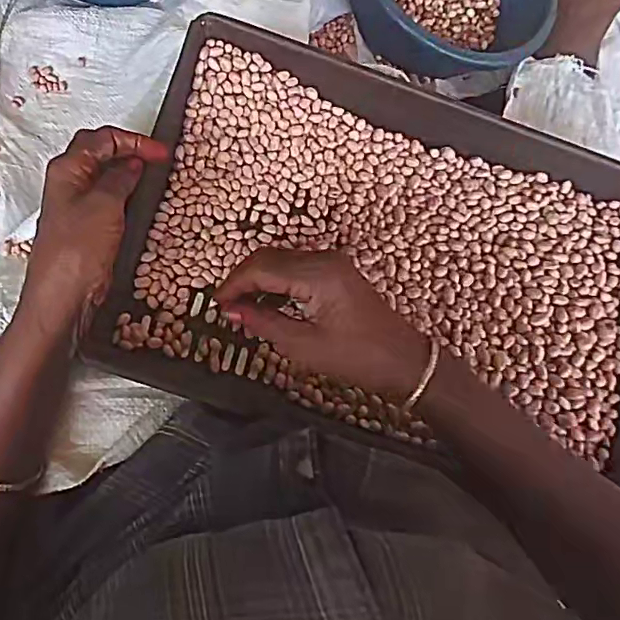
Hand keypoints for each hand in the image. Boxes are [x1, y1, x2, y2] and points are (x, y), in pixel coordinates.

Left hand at [21, 126, 169, 333]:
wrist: (63, 297)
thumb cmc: (76, 251)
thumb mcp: (105, 204)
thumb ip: (120, 178)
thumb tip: (133, 163)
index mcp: (67, 169)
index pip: (102, 139)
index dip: (133, 140)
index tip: (160, 152)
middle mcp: (69, 185)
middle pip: (101, 153)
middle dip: (130, 150)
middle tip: (158, 158)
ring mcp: (78, 207)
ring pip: (106, 179)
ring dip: (129, 174)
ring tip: (154, 178)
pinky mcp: (88, 229)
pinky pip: (109, 203)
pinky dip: (127, 197)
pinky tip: (142, 204)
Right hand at [215, 248, 430, 398]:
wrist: (404, 361)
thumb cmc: (357, 359)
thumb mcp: (304, 346)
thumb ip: (264, 323)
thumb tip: (231, 311)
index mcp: (318, 275)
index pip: (261, 269)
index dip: (234, 285)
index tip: (216, 305)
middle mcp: (324, 259)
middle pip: (268, 258)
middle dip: (242, 279)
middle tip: (225, 306)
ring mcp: (332, 263)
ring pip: (279, 260)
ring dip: (257, 279)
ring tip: (240, 308)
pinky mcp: (335, 271)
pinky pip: (295, 267)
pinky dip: (274, 281)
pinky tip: (265, 303)